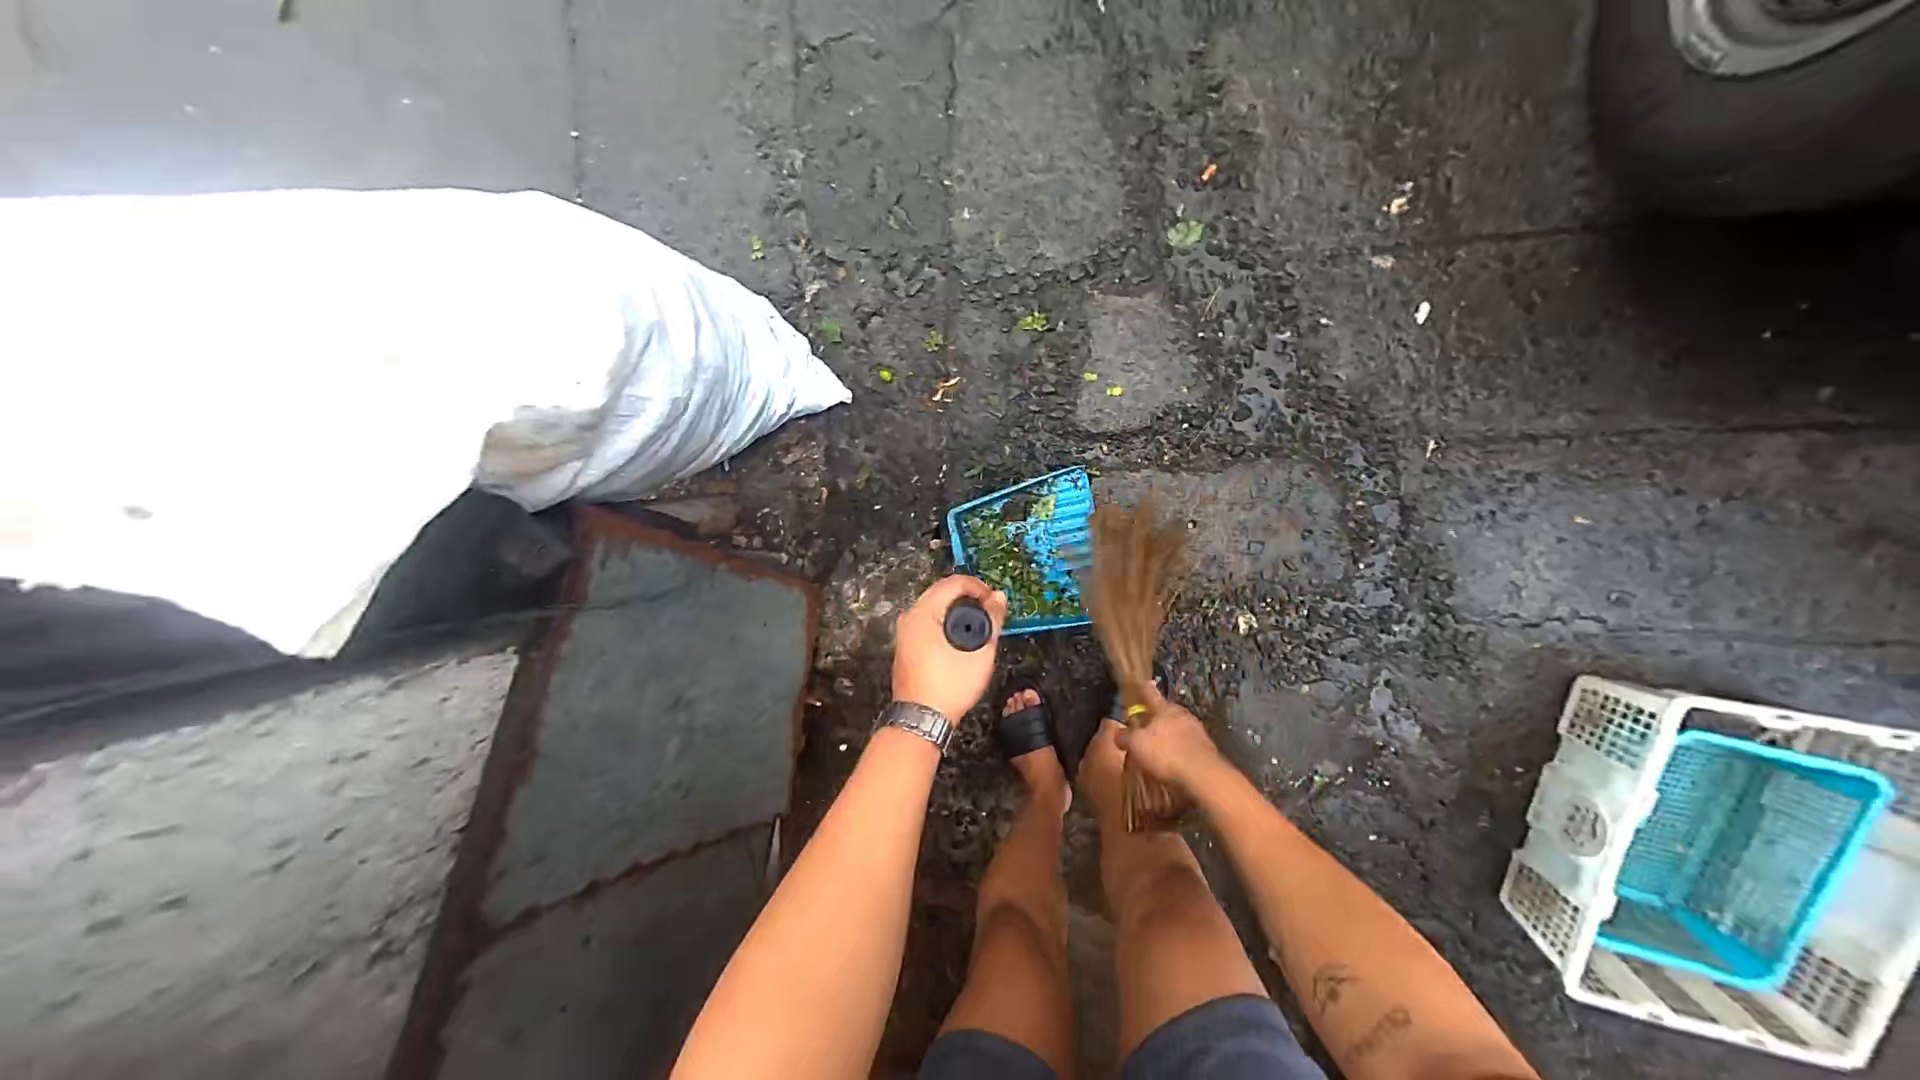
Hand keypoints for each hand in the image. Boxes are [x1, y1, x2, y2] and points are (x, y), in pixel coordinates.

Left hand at [891, 575, 1007, 722]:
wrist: (921, 719)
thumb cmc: (948, 686)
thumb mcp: (979, 651)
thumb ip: (992, 619)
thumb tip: (998, 597)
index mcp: (923, 613)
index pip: (953, 583)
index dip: (979, 587)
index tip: (994, 601)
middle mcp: (909, 618)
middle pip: (942, 592)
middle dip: (969, 597)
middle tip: (989, 611)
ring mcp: (905, 633)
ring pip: (935, 607)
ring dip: (958, 611)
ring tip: (979, 625)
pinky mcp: (907, 646)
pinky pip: (928, 622)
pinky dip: (946, 622)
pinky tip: (961, 639)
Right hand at [1114, 683, 1229, 791]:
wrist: (1202, 775)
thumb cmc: (1166, 753)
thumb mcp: (1136, 744)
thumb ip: (1125, 737)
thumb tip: (1118, 735)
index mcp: (1165, 709)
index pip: (1151, 694)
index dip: (1144, 689)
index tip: (1143, 683)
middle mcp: (1183, 716)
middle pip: (1166, 713)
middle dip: (1155, 719)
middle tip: (1144, 728)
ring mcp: (1197, 732)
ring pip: (1178, 730)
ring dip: (1168, 737)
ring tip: (1157, 751)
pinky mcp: (1206, 750)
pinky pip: (1187, 747)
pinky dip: (1179, 752)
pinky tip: (1172, 764)